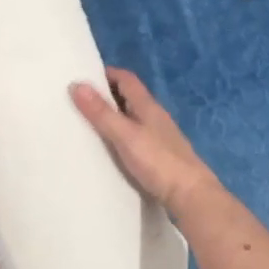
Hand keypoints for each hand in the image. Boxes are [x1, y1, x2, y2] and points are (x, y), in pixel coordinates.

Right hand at [70, 67, 220, 212]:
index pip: (126, 79)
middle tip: (79, 101)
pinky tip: (110, 149)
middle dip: (106, 95)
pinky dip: (121, 136)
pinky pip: (136, 137)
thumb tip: (77, 84)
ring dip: (113, 116)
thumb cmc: (158, 161)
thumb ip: (102, 113)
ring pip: (133, 118)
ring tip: (89, 125)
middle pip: (129, 97)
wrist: (190, 194)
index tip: (83, 77)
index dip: (106, 73)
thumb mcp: (125, 135)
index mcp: (148, 106)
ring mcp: (159, 137)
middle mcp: (155, 117)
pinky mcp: (160, 155)